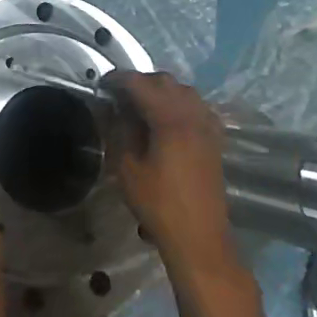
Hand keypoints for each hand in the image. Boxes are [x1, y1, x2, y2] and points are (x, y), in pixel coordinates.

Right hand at [108, 72, 235, 275]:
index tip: (102, 86)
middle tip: (118, 97)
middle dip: (139, 82)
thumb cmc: (159, 203)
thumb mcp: (126, 167)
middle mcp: (192, 113)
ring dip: (160, 91)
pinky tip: (166, 120)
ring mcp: (207, 125)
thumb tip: (110, 107)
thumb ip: (117, 130)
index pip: (140, 83)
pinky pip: (195, 106)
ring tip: (140, 107)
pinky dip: (178, 103)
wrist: (200, 237)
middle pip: (164, 81)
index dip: (117, 79)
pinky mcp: (214, 138)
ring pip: (182, 90)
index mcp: (169, 117)